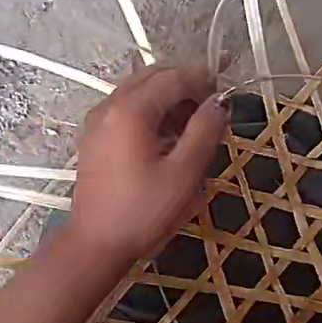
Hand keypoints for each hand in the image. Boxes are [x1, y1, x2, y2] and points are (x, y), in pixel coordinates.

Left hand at [62, 64, 227, 267]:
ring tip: (195, 123)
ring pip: (139, 92)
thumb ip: (205, 131)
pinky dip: (151, 112)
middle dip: (186, 83)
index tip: (227, 84)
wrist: (96, 245)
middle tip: (213, 102)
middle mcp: (109, 107)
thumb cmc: (142, 213)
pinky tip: (169, 137)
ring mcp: (98, 122)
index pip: (173, 77)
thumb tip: (220, 103)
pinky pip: (126, 111)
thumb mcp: (184, 173)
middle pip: (153, 77)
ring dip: (169, 98)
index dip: (204, 77)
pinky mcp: (95, 139)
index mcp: (131, 110)